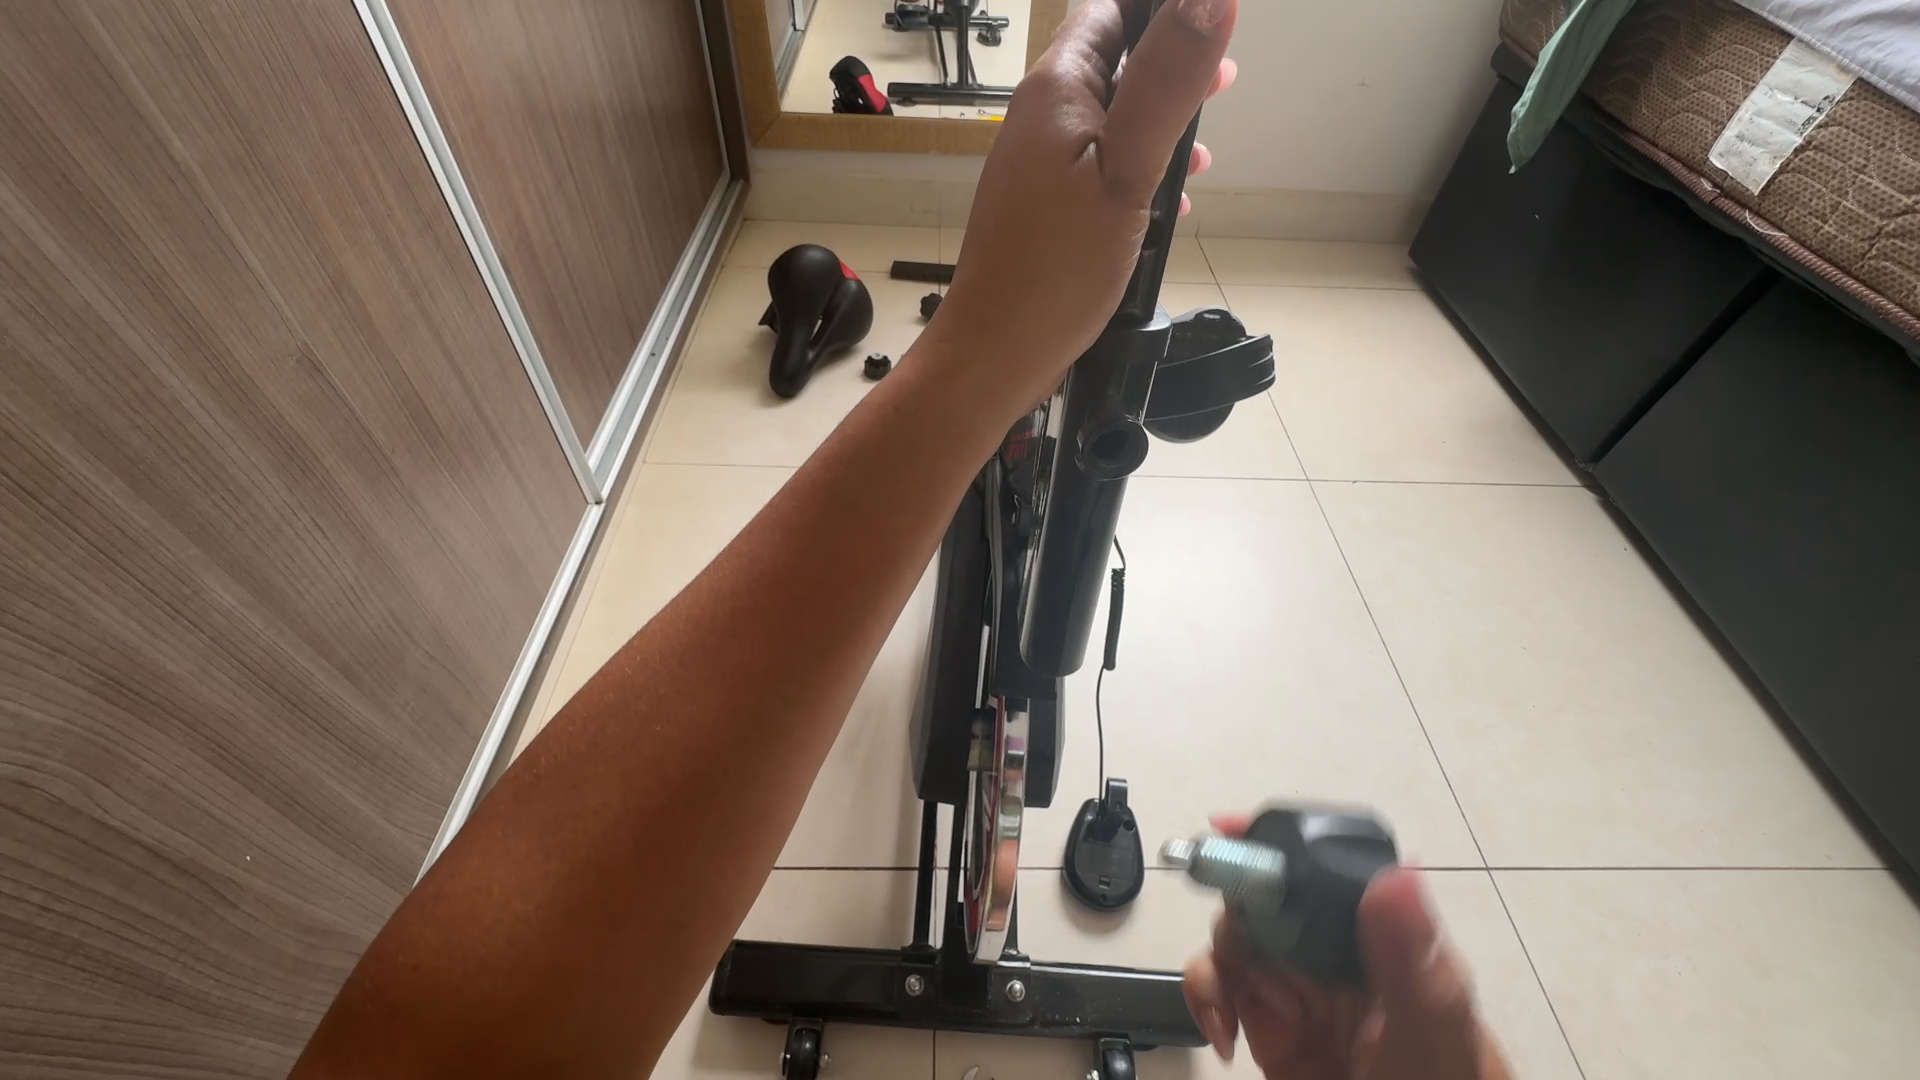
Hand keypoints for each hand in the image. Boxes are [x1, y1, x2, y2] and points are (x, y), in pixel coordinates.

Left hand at [927, 0, 1238, 416]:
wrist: (997, 351)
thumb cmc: (1056, 270)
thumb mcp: (1126, 171)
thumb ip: (1167, 81)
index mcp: (1057, 90)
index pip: (1111, 9)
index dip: (1163, 10)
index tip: (1212, 30)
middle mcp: (1040, 118)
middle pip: (1112, 62)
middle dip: (1168, 67)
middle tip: (1222, 83)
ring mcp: (1037, 167)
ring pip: (1108, 122)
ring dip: (1157, 128)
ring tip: (1204, 152)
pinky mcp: (1041, 210)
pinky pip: (1095, 172)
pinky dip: (1135, 175)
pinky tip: (1166, 204)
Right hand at [1182, 815, 1504, 1079]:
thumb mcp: (1431, 1038)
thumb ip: (1411, 962)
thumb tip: (1399, 872)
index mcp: (1380, 936)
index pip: (1326, 867)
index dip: (1278, 839)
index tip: (1227, 826)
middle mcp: (1333, 952)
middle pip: (1267, 892)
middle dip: (1234, 903)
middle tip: (1232, 937)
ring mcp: (1295, 985)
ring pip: (1234, 932)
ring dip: (1220, 956)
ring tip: (1234, 1007)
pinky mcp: (1263, 1021)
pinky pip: (1216, 981)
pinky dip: (1204, 994)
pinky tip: (1221, 1031)